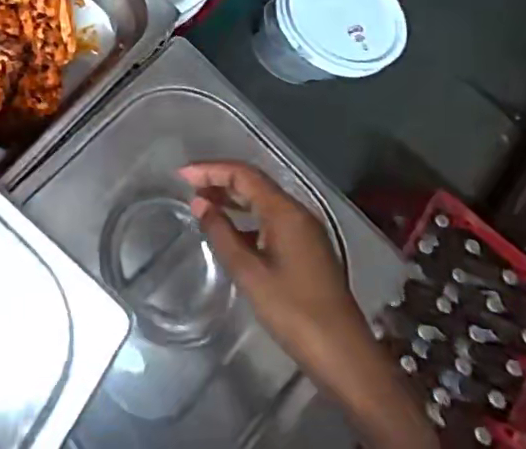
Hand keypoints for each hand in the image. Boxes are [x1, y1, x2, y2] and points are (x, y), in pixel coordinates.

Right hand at [180, 162, 434, 448]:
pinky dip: (247, 218)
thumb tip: (199, 203)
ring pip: (263, 201)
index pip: (243, 174)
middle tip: (187, 187)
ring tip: (203, 205)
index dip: (210, 170)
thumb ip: (221, 233)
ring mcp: (306, 231)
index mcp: (285, 212)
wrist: (344, 355)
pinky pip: (272, 219)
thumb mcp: (249, 273)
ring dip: (233, 199)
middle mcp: (298, 213)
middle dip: (219, 181)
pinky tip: (230, 232)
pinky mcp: (308, 249)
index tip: (181, 175)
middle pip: (254, 183)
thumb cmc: (294, 311)